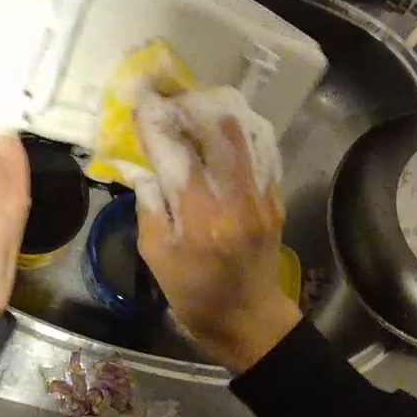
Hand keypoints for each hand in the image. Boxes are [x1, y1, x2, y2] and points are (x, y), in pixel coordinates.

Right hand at [134, 94, 301, 373]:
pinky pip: (265, 153)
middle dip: (192, 106)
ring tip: (198, 102)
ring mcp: (262, 199)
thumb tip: (143, 166)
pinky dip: (245, 131)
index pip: (177, 156)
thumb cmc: (193, 295)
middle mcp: (236, 202)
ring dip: (222, 111)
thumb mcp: (156, 258)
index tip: (140, 101)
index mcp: (200, 221)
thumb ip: (149, 207)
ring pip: (249, 135)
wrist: (248, 320)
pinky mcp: (275, 200)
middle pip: (221, 132)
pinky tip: (228, 123)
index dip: (156, 123)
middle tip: (171, 96)